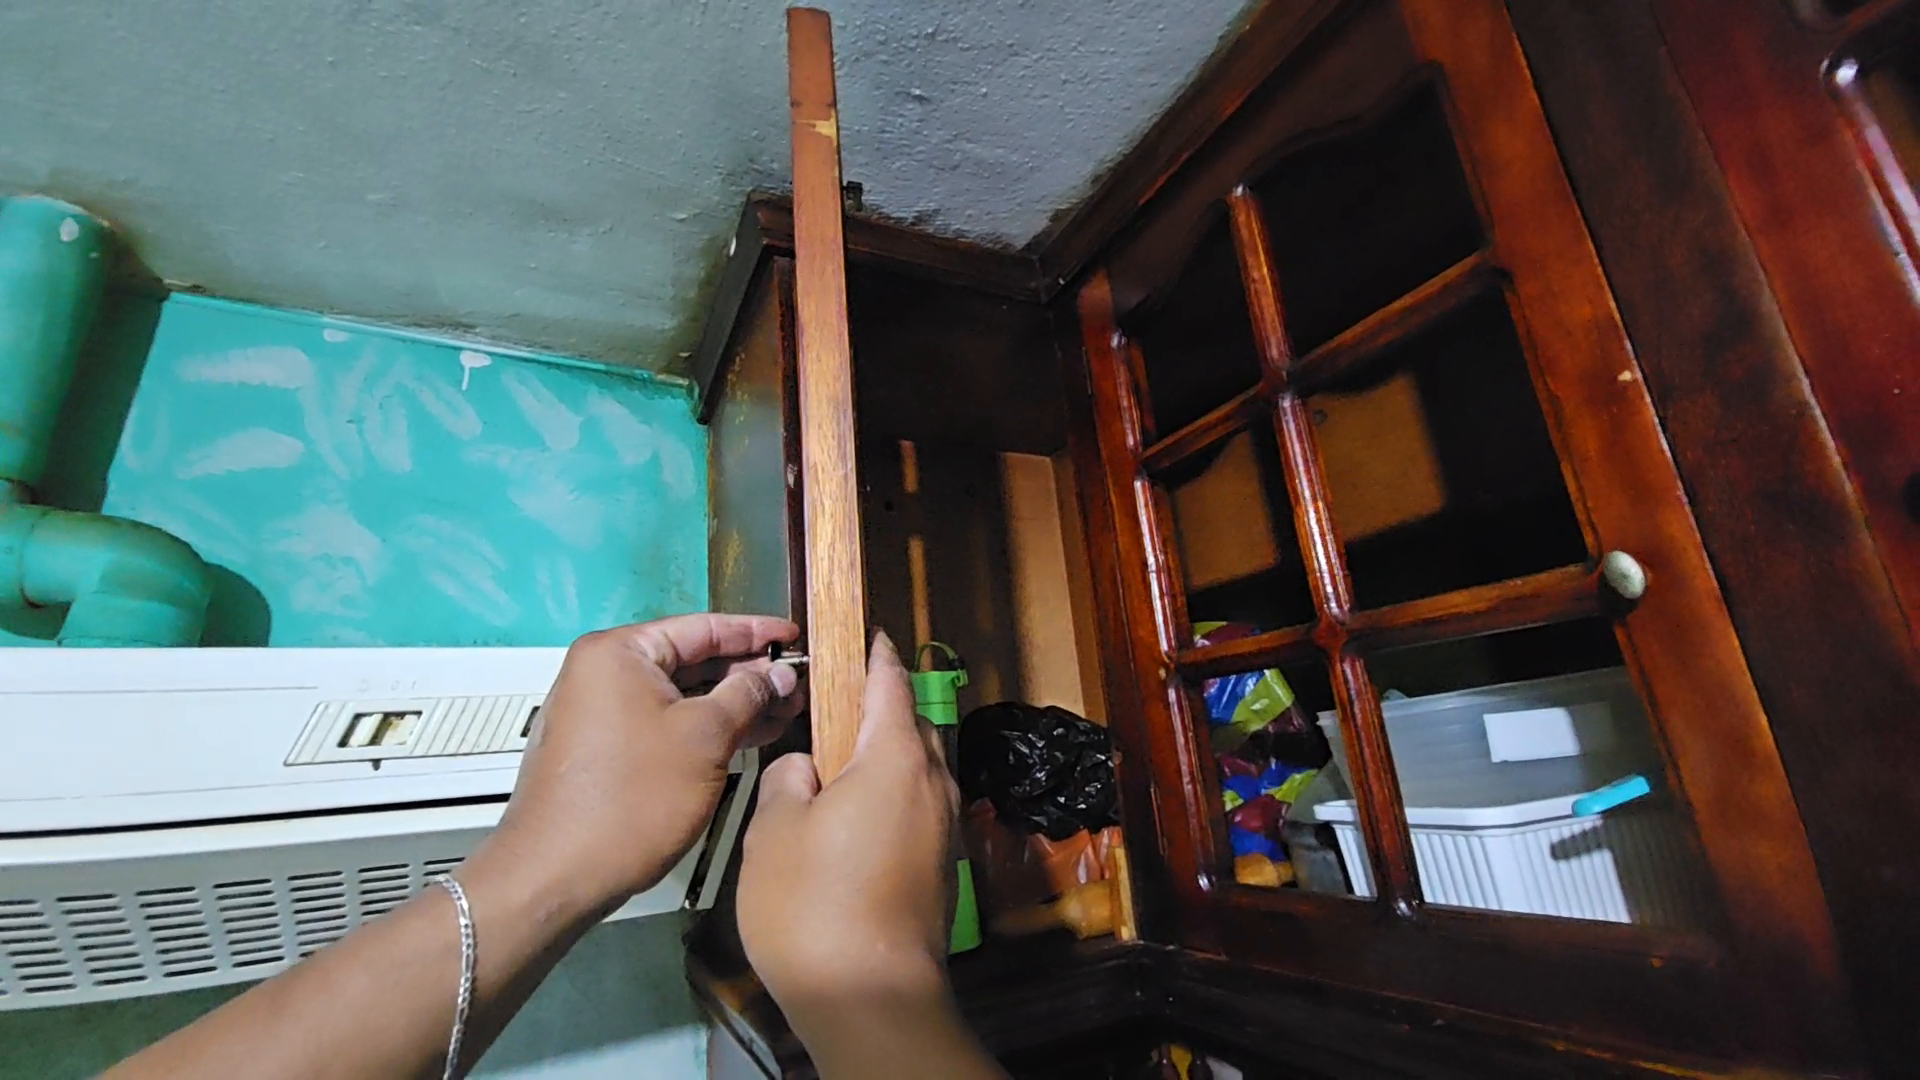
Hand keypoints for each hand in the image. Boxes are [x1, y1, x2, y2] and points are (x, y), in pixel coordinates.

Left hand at [477, 614, 802, 917]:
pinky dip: (710, 726)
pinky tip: (753, 733)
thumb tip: (780, 674)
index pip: (704, 627)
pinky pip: (670, 721)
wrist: (555, 880)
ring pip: (686, 694)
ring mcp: (606, 712)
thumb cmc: (632, 797)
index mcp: (620, 653)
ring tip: (786, 709)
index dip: (756, 632)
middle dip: (750, 673)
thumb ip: (749, 694)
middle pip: (695, 660)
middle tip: (797, 682)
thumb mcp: (706, 736)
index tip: (793, 637)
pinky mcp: (610, 748)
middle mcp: (607, 673)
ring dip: (736, 702)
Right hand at [738, 632, 958, 1018]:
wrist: (873, 999)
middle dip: (881, 707)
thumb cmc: (814, 905)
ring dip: (891, 753)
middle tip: (836, 710)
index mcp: (895, 757)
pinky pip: (922, 803)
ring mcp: (946, 822)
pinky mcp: (946, 860)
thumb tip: (806, 768)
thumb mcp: (774, 831)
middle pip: (912, 722)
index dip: (876, 653)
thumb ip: (788, 779)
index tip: (868, 633)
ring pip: (921, 765)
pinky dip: (897, 793)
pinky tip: (861, 819)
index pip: (890, 682)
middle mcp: (933, 780)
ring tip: (845, 765)